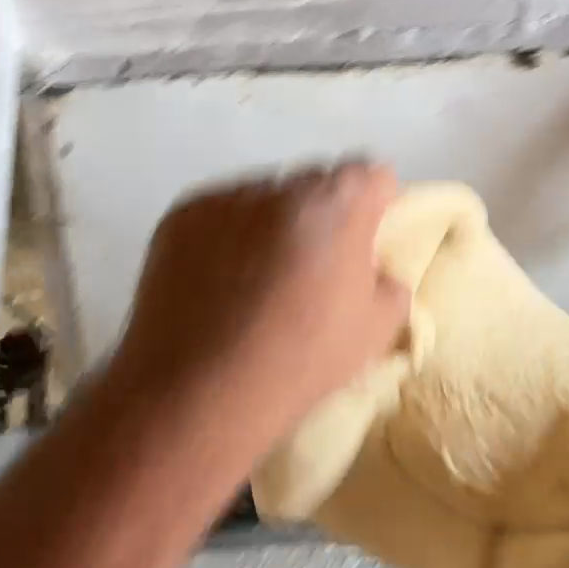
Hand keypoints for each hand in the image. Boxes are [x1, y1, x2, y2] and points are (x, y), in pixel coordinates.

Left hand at [108, 160, 410, 430]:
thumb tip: (370, 269)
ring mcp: (225, 198)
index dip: (376, 205)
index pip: (372, 174)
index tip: (365, 240)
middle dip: (323, 214)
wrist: (199, 393)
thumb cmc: (300, 361)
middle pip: (316, 183)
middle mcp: (280, 186)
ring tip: (257, 282)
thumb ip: (387, 282)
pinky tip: (218, 286)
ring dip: (272, 224)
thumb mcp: (376, 329)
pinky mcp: (180, 217)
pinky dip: (226, 239)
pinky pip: (219, 216)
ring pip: (264, 199)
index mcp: (337, 204)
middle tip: (313, 268)